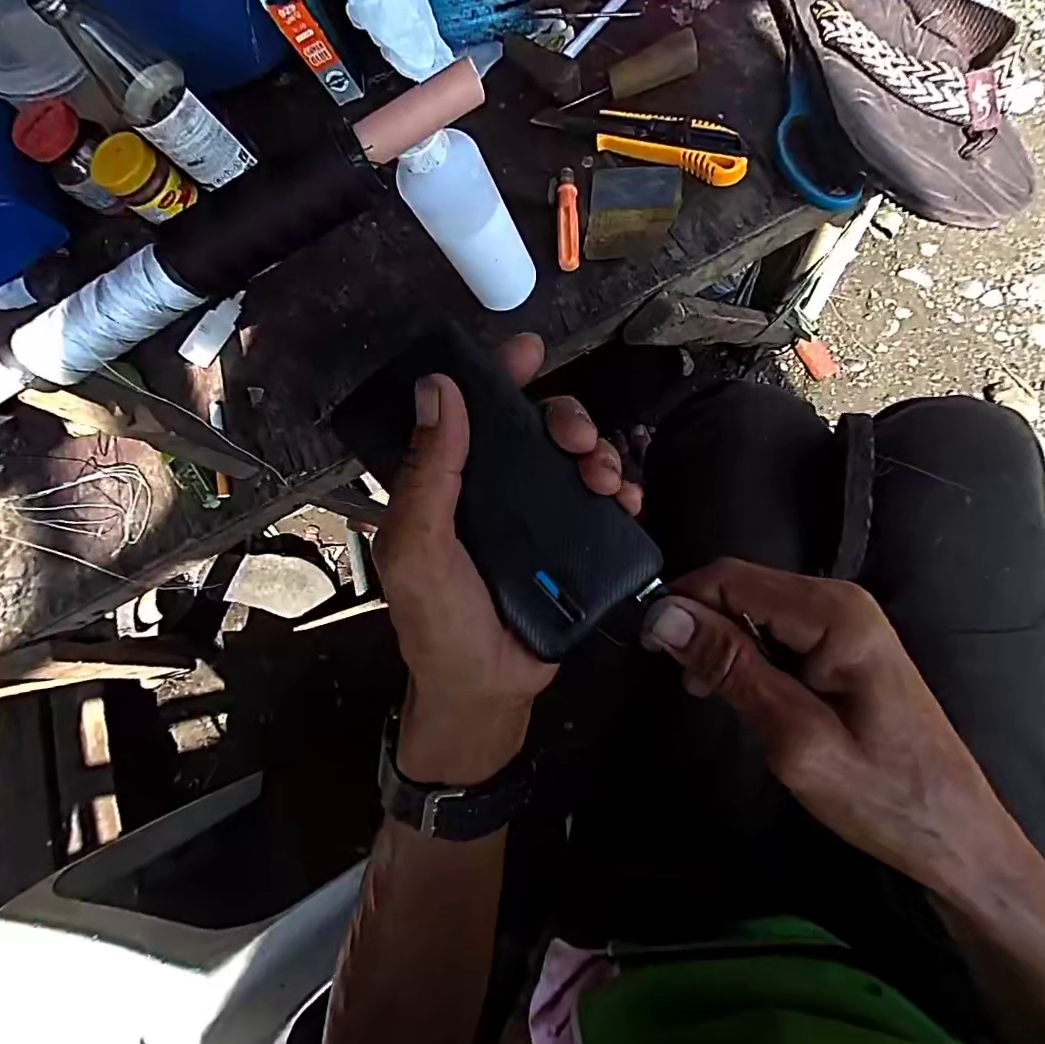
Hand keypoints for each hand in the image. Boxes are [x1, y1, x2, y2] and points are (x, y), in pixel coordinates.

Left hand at [375, 333, 636, 784]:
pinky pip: (604, 504)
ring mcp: (540, 519)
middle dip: (565, 419)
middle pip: (538, 430)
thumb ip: (428, 473)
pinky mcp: (575, 546)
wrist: (488, 689)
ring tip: (603, 479)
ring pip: (577, 459)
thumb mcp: (419, 547)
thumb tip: (438, 388)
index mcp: (451, 486)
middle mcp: (497, 493)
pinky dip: (621, 490)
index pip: (475, 415)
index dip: (500, 377)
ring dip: (597, 452)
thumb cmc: (440, 622)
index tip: (530, 353)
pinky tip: (626, 500)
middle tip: (575, 440)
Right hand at [639, 558, 1041, 898]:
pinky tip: (741, 689)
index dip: (680, 605)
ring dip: (718, 640)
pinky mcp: (843, 640)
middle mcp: (839, 599)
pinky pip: (772, 624)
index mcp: (834, 614)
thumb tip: (665, 616)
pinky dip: (743, 650)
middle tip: (689, 685)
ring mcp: (845, 618)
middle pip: (739, 585)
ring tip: (710, 692)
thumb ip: (730, 667)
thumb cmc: (882, 796)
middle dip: (699, 624)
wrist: (959, 837)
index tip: (652, 651)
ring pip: (751, 604)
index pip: (730, 578)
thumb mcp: (793, 736)